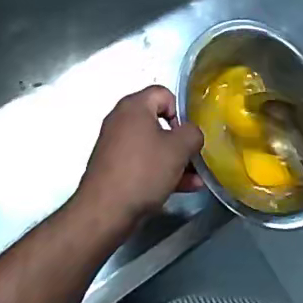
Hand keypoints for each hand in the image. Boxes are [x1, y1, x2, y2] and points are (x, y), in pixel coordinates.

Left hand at [71, 85, 203, 236]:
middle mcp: (121, 119)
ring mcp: (116, 142)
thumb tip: (192, 132)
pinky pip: (144, 160)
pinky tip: (182, 187)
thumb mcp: (177, 149)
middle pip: (159, 120)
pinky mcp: (115, 164)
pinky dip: (162, 170)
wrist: (106, 208)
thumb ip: (192, 134)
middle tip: (196, 158)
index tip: (189, 134)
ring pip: (154, 144)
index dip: (181, 111)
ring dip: (176, 159)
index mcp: (133, 106)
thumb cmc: (143, 170)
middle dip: (181, 140)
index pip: (163, 93)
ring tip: (196, 178)